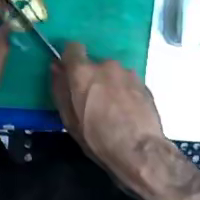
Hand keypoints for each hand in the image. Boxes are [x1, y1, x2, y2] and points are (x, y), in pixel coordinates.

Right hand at [50, 42, 199, 199]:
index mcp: (84, 72)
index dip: (70, 60)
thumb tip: (56, 68)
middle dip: (92, 79)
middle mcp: (107, 66)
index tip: (71, 75)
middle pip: (94, 65)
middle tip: (93, 103)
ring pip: (113, 74)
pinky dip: (125, 93)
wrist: (140, 150)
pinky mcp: (144, 84)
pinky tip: (127, 113)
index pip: (73, 48)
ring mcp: (128, 73)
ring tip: (113, 111)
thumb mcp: (70, 120)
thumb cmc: (99, 139)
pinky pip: (127, 83)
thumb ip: (60, 90)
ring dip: (110, 86)